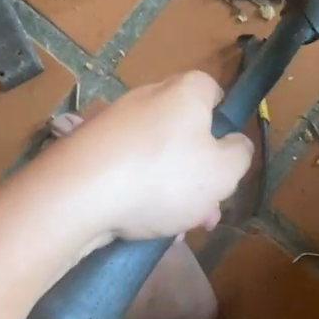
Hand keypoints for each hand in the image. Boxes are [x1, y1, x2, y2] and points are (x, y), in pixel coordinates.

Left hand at [36, 71, 254, 243]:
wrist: (77, 195)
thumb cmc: (163, 177)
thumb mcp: (224, 172)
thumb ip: (240, 154)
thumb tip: (235, 144)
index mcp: (184, 92)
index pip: (212, 90)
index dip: (223, 119)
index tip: (225, 153)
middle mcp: (147, 98)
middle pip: (183, 130)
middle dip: (198, 172)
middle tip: (206, 210)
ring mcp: (113, 124)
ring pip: (155, 157)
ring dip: (170, 191)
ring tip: (176, 229)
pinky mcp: (86, 151)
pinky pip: (125, 171)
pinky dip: (137, 195)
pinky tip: (143, 227)